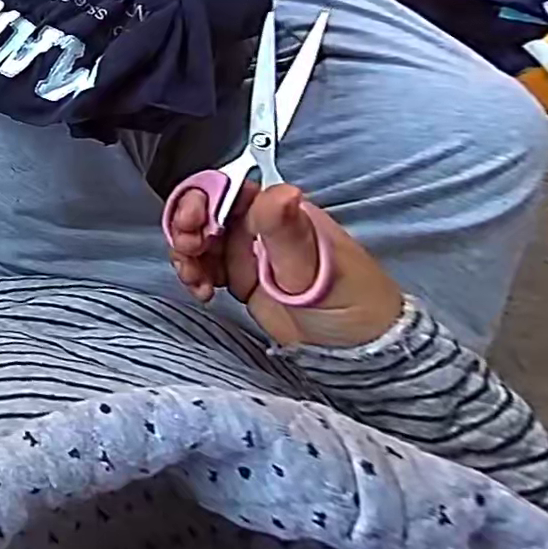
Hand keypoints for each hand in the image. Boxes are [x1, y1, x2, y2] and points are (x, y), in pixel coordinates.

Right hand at [166, 182, 402, 347]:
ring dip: (187, 252)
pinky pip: (204, 263)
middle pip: (207, 209)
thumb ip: (287, 231)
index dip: (201, 201)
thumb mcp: (314, 270)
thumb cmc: (352, 309)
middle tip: (187, 248)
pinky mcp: (241, 276)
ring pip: (200, 235)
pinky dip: (194, 273)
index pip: (228, 189)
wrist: (360, 359)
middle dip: (187, 226)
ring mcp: (250, 250)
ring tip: (194, 277)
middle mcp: (263, 225)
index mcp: (282, 212)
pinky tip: (202, 289)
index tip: (192, 223)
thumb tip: (279, 190)